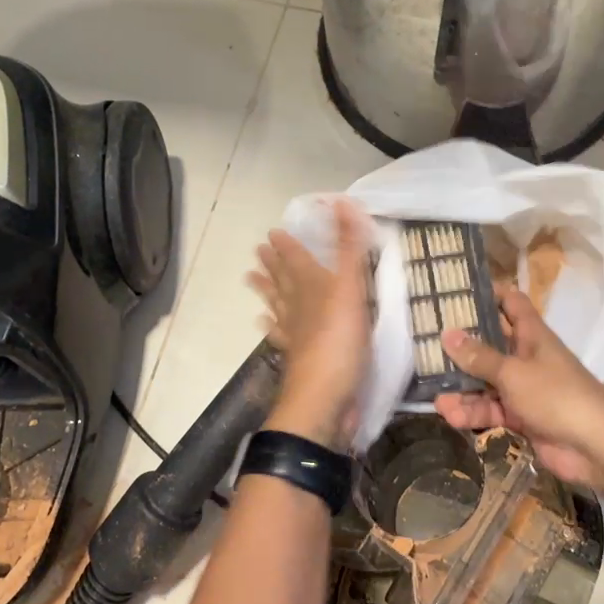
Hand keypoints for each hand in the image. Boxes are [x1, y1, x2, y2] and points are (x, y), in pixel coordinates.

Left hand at [247, 198, 370, 450]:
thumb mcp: (351, 289)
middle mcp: (299, 308)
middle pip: (284, 282)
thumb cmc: (339, 342)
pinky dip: (273, 328)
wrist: (324, 401)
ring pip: (279, 307)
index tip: (274, 232)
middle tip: (258, 251)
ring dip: (267, 292)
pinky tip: (266, 325)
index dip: (288, 246)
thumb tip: (342, 201)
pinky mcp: (300, 360)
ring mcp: (296, 336)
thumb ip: (349, 247)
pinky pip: (282, 338)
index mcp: (312, 288)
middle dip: (274, 265)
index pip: (297, 260)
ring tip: (251, 279)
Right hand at [435, 287, 603, 489]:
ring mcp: (523, 388)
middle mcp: (526, 357)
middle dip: (460, 348)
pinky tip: (452, 417)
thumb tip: (447, 333)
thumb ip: (479, 356)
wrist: (595, 447)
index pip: (510, 303)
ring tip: (437, 399)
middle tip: (426, 348)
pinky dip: (473, 412)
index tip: (454, 293)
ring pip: (485, 382)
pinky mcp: (520, 416)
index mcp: (532, 335)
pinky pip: (490, 409)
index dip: (487, 294)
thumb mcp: (513, 373)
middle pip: (489, 344)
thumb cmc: (557, 396)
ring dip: (462, 390)